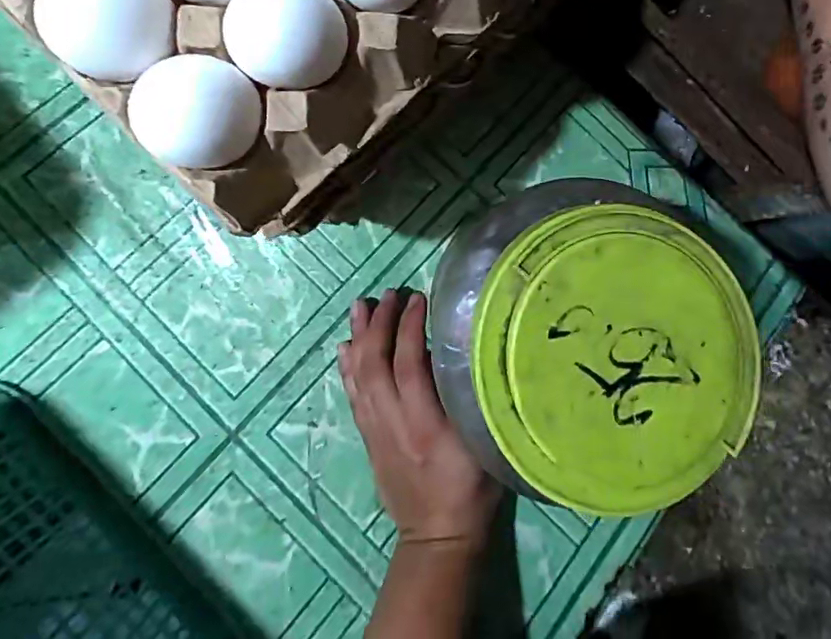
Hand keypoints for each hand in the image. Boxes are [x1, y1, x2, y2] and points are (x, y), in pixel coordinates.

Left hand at [340, 289, 501, 548]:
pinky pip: (353, 396)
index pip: (409, 365)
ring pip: (359, 377)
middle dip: (380, 324)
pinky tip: (346, 346)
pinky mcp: (368, 439)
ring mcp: (376, 432)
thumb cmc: (472, 489)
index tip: (418, 298)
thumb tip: (464, 353)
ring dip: (359, 338)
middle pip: (376, 365)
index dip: (410, 327)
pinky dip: (347, 367)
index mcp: (426, 426)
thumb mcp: (484, 444)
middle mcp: (393, 424)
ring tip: (360, 306)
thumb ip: (471, 401)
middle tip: (389, 293)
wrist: (437, 537)